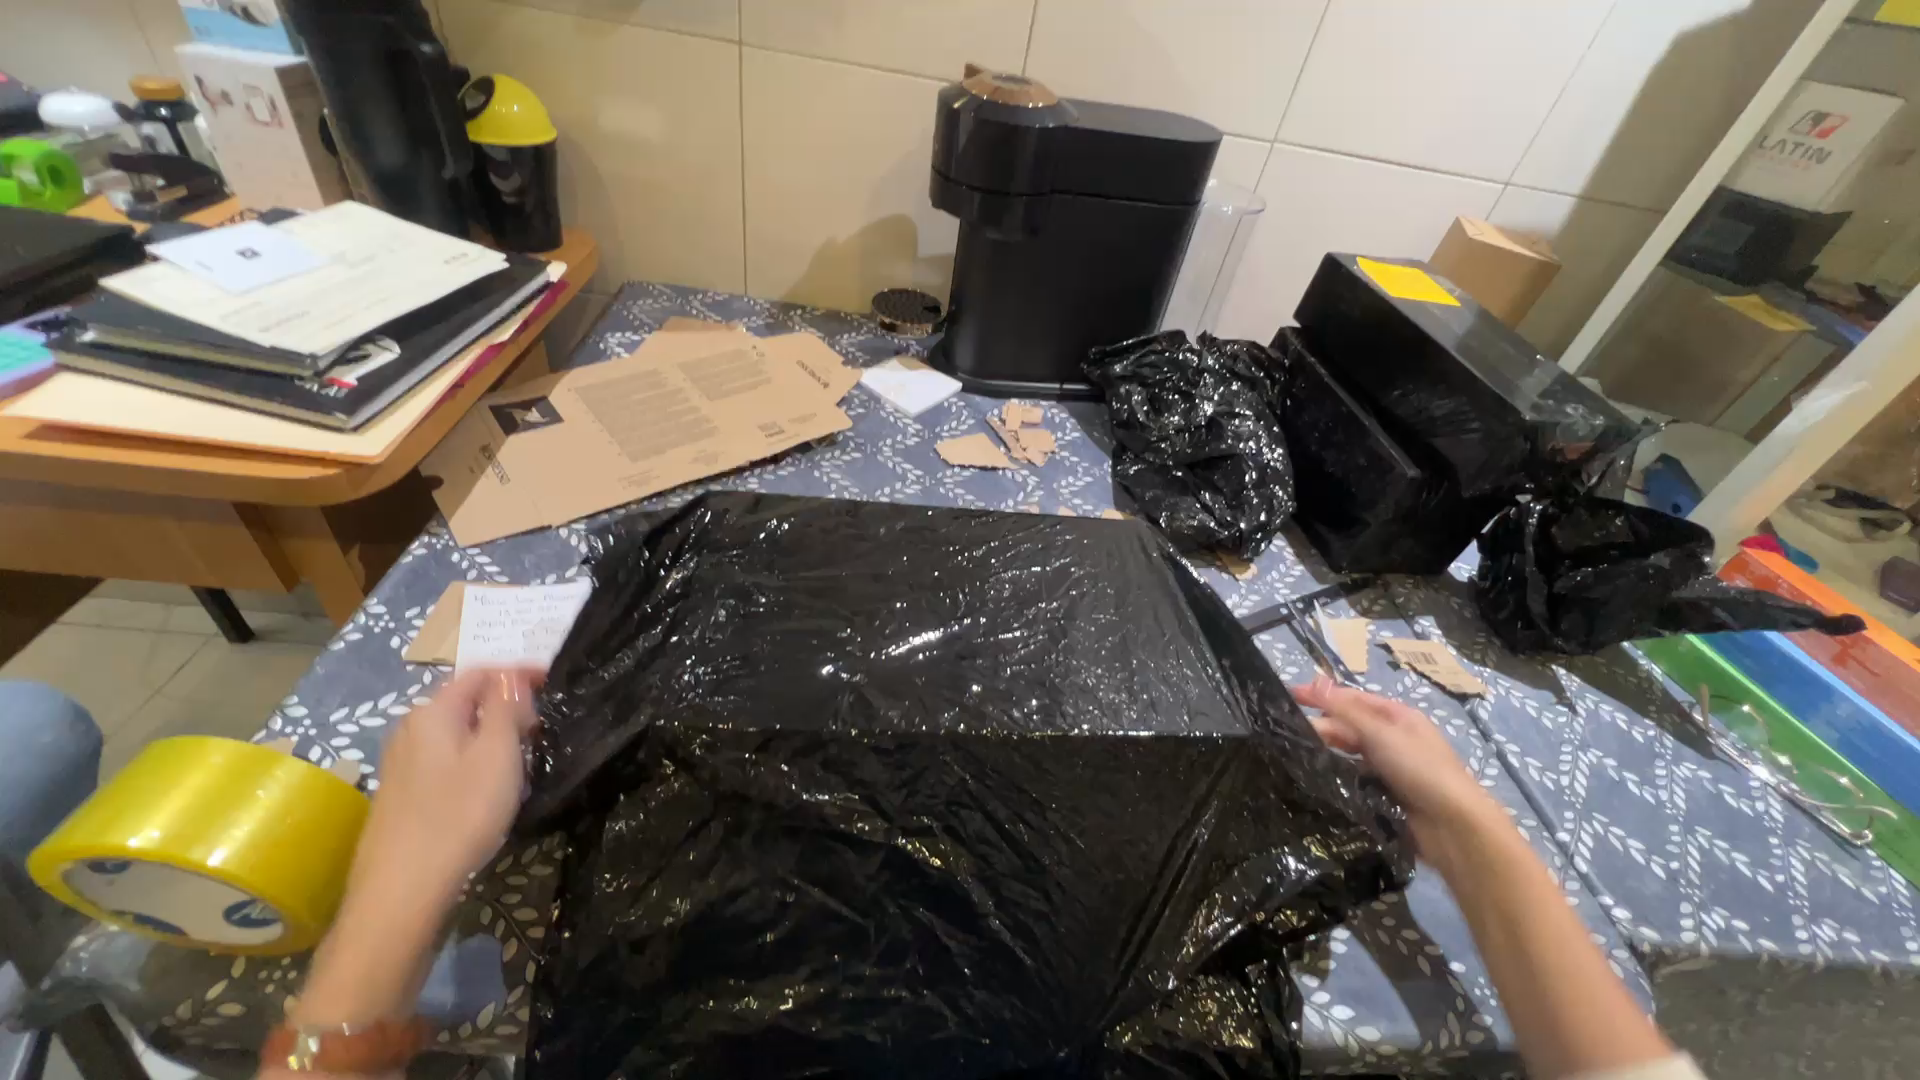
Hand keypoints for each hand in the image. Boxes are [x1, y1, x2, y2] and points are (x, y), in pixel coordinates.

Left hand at [348, 668, 541, 908]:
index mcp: (433, 713)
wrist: (402, 890)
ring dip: (491, 731)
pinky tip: (488, 784)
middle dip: (506, 703)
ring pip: (455, 731)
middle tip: (542, 724)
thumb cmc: (460, 814)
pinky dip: (473, 756)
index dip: (518, 672)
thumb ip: (506, 708)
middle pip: (465, 699)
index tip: (555, 683)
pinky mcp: (401, 793)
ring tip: (522, 752)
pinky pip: (445, 757)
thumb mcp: (498, 754)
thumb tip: (511, 678)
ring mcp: (401, 763)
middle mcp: (410, 729)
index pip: (480, 672)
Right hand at [1292, 675, 1505, 860]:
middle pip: (1349, 725)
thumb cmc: (1420, 770)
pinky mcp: (1383, 793)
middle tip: (1288, 732)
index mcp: (1398, 717)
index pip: (1353, 699)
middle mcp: (1393, 738)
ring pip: (1349, 751)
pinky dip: (1335, 772)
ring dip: (1326, 748)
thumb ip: (1344, 709)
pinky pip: (1353, 776)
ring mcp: (1389, 766)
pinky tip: (1314, 775)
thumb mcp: (1380, 733)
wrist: (1452, 827)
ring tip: (1294, 752)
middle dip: (1322, 725)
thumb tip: (1314, 679)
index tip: (1288, 696)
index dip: (1322, 695)